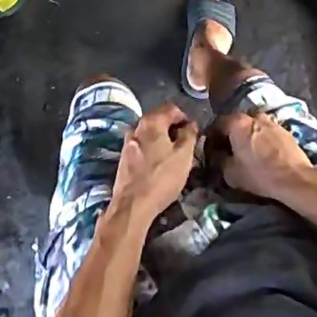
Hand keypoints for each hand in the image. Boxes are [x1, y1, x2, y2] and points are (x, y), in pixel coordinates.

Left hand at [109, 103, 198, 221]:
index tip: (193, 133)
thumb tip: (190, 124)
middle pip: (159, 119)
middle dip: (173, 129)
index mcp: (151, 121)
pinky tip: (158, 165)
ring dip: (162, 140)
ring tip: (173, 156)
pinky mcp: (123, 158)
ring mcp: (127, 142)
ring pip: (150, 133)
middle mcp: (136, 126)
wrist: (131, 208)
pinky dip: (152, 149)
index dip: (185, 118)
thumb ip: (190, 134)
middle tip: (185, 145)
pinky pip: (142, 145)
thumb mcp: (184, 155)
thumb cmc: (161, 178)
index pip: (172, 108)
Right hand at [211, 111, 316, 201]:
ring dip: (246, 135)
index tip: (210, 149)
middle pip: (236, 122)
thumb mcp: (231, 173)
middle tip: (227, 151)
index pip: (218, 123)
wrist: (294, 177)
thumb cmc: (259, 174)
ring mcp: (271, 120)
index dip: (211, 137)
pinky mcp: (283, 128)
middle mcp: (254, 115)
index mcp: (238, 122)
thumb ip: (219, 160)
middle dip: (230, 134)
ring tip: (245, 151)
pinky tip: (261, 152)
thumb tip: (216, 154)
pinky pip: (265, 130)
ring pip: (252, 125)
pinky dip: (260, 137)